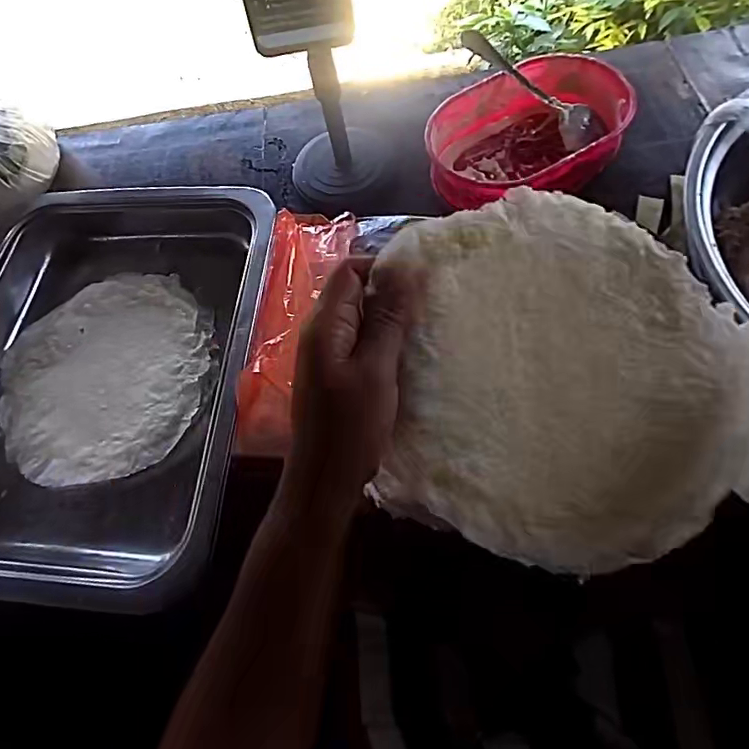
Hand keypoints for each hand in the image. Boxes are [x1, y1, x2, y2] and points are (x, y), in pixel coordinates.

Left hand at [281, 257, 419, 524]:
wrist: (325, 481)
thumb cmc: (351, 427)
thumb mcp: (377, 369)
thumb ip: (388, 318)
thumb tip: (405, 269)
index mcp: (324, 324)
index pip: (350, 269)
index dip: (383, 267)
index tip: (420, 282)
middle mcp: (320, 331)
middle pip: (355, 290)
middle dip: (391, 291)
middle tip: (428, 305)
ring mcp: (326, 352)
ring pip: (360, 315)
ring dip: (389, 316)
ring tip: (422, 326)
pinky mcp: (335, 370)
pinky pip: (360, 338)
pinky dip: (383, 338)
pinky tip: (406, 351)